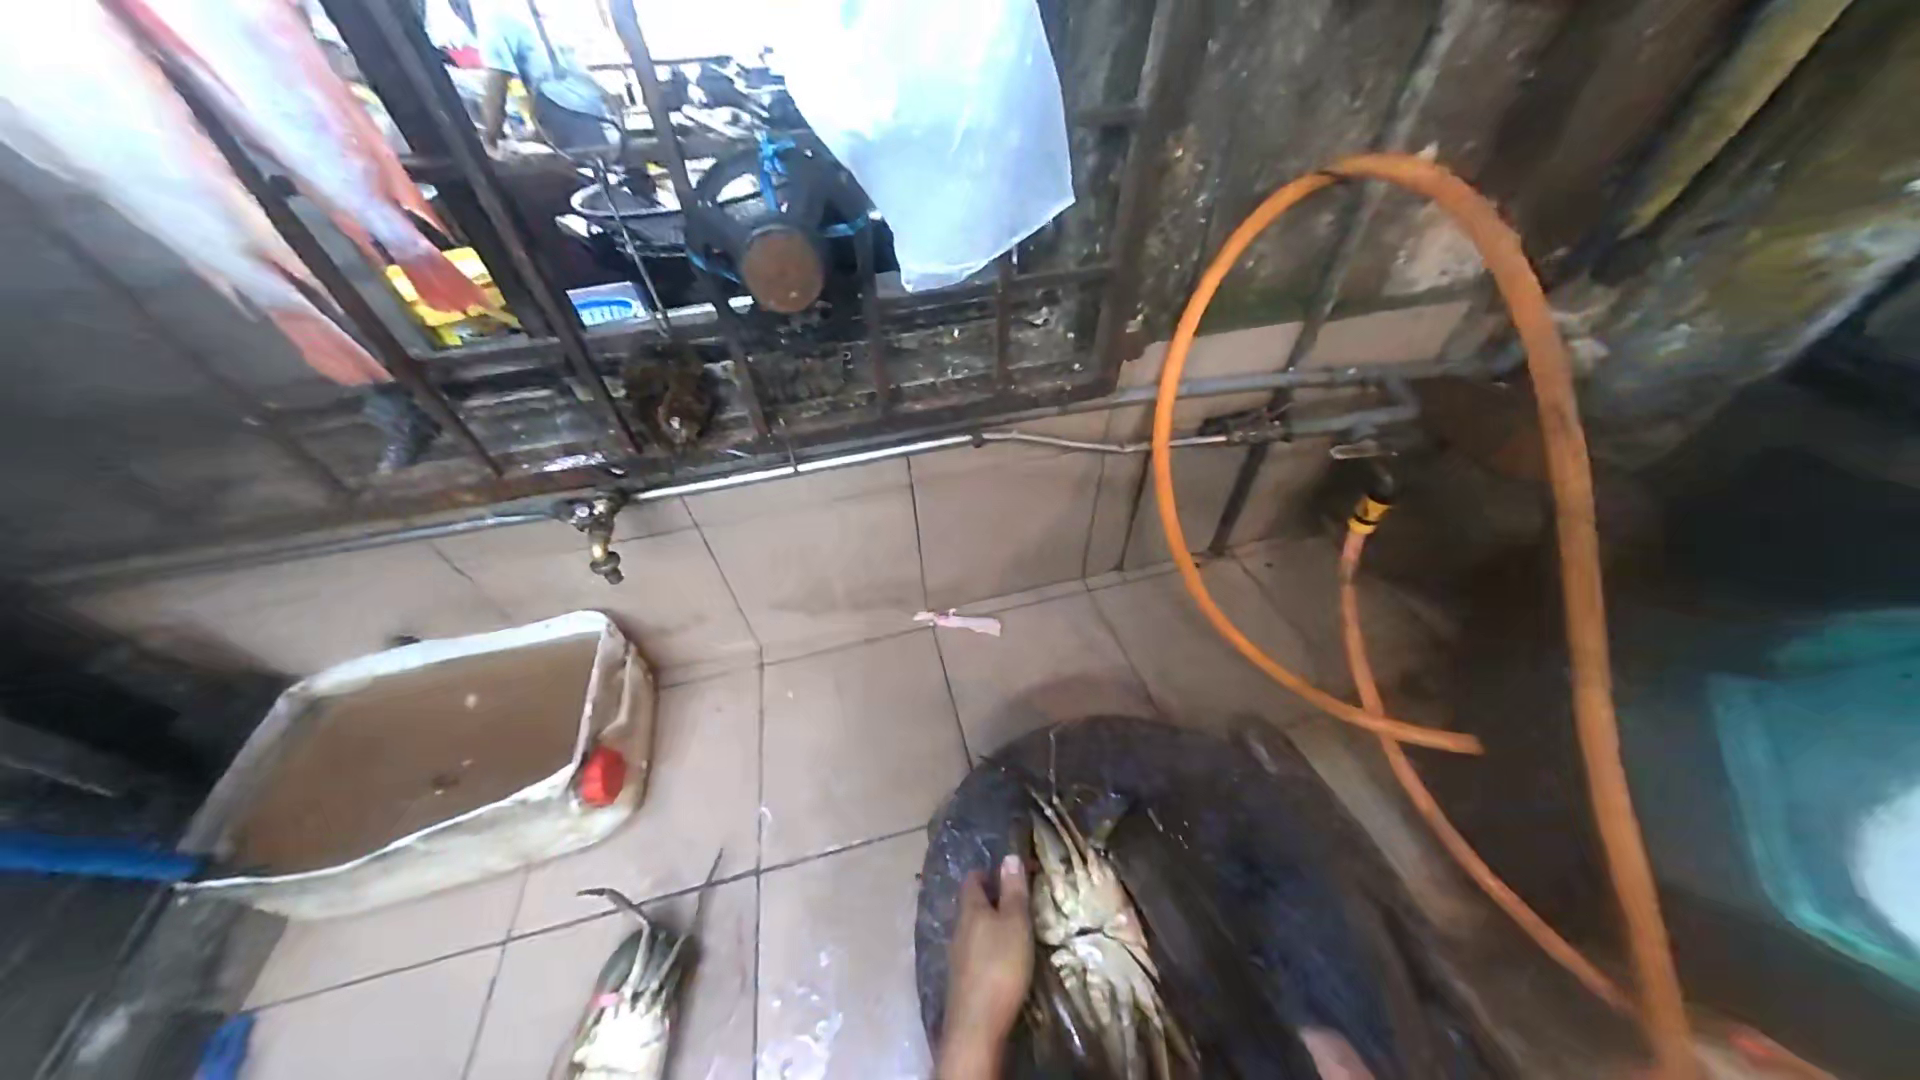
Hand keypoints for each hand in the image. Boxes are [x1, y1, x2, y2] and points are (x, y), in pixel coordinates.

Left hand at [938, 855, 1033, 1079]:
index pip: (973, 878)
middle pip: (972, 903)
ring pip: (972, 928)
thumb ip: (1013, 890)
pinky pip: (974, 950)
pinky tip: (1002, 958)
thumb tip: (1008, 856)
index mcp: (970, 908)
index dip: (989, 871)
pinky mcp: (961, 979)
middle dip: (991, 897)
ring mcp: (957, 954)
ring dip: (990, 923)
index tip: (1010, 872)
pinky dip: (987, 946)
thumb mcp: (1015, 922)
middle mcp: (958, 926)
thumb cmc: (1000, 965)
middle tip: (1017, 899)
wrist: (976, 1026)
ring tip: (1014, 928)